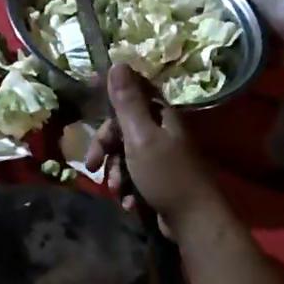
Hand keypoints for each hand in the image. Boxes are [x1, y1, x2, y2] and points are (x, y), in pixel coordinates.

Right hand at [83, 64, 224, 232]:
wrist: (193, 220)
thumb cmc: (166, 175)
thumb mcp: (141, 136)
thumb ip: (128, 102)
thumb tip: (117, 63)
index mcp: (160, 116)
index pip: (134, 92)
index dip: (112, 96)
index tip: (90, 106)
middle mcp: (162, 132)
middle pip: (123, 128)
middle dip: (105, 147)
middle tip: (93, 166)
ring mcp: (161, 157)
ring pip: (125, 155)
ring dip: (115, 173)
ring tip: (117, 190)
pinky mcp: (159, 180)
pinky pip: (133, 176)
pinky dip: (127, 189)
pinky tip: (129, 202)